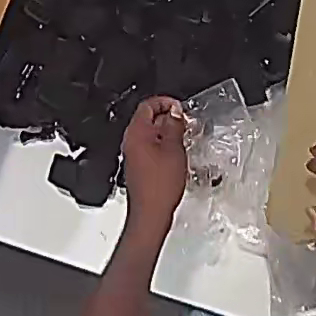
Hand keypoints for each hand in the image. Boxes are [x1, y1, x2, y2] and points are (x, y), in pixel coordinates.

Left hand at [121, 96, 187, 236]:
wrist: (150, 213)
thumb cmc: (159, 185)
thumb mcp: (174, 149)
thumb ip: (175, 126)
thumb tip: (175, 112)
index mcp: (137, 132)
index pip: (148, 105)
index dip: (165, 102)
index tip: (179, 107)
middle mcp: (131, 140)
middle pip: (147, 117)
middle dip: (167, 116)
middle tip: (184, 121)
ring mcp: (133, 153)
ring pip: (149, 133)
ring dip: (165, 131)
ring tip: (182, 137)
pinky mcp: (137, 165)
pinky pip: (148, 146)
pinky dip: (161, 144)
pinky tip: (175, 153)